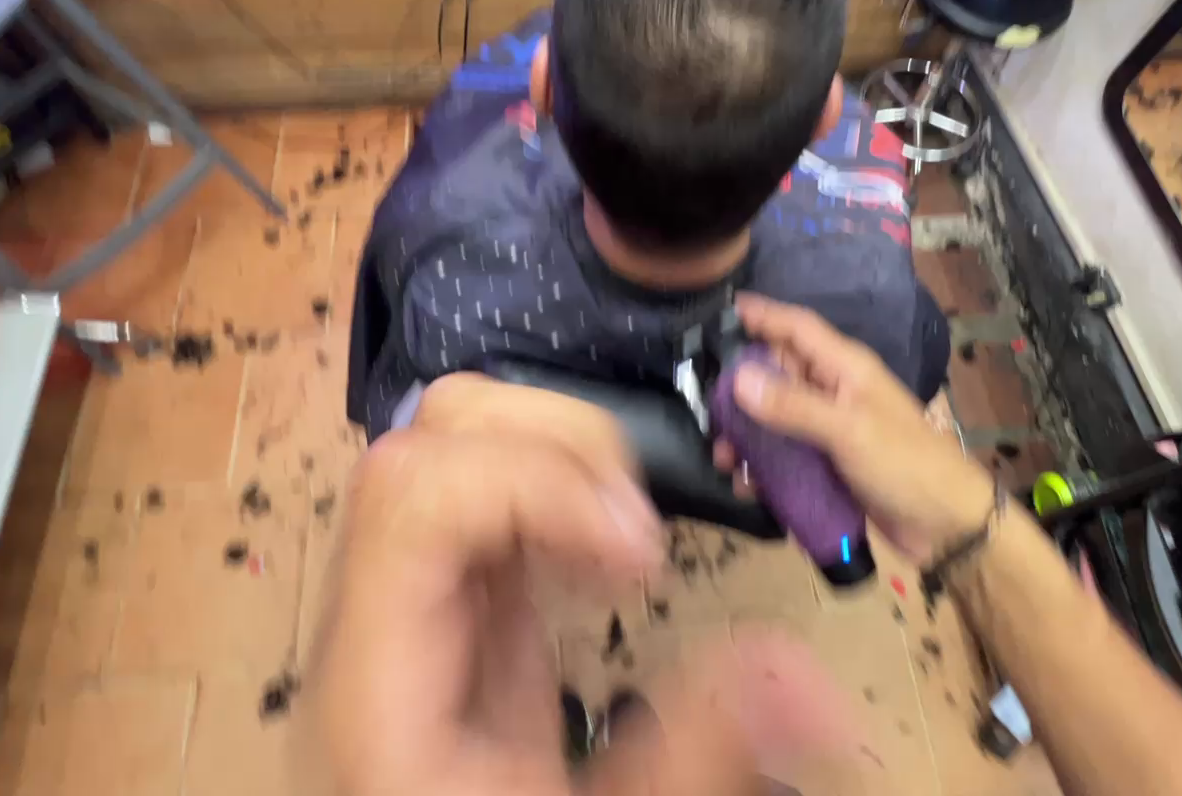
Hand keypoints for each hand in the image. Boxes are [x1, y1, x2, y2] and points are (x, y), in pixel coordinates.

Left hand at [308, 373, 849, 795]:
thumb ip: (693, 751)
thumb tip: (802, 674)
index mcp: (380, 662)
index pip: (418, 488)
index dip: (535, 483)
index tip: (633, 552)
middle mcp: (384, 594)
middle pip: (440, 432)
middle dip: (562, 445)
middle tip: (637, 529)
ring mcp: (420, 571)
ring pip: (469, 429)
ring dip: (567, 451)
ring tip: (628, 532)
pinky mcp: (460, 571)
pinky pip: (501, 476)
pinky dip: (569, 483)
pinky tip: (607, 548)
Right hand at [729, 294, 996, 560]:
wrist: (947, 528)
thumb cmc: (906, 465)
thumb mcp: (848, 430)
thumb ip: (793, 405)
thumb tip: (737, 380)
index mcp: (844, 367)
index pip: (796, 327)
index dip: (762, 314)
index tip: (722, 309)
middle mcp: (832, 390)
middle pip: (775, 372)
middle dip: (739, 388)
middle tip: (708, 408)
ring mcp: (827, 427)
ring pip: (773, 416)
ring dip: (746, 434)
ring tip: (724, 458)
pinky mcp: (824, 462)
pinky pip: (782, 453)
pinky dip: (761, 465)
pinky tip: (746, 484)